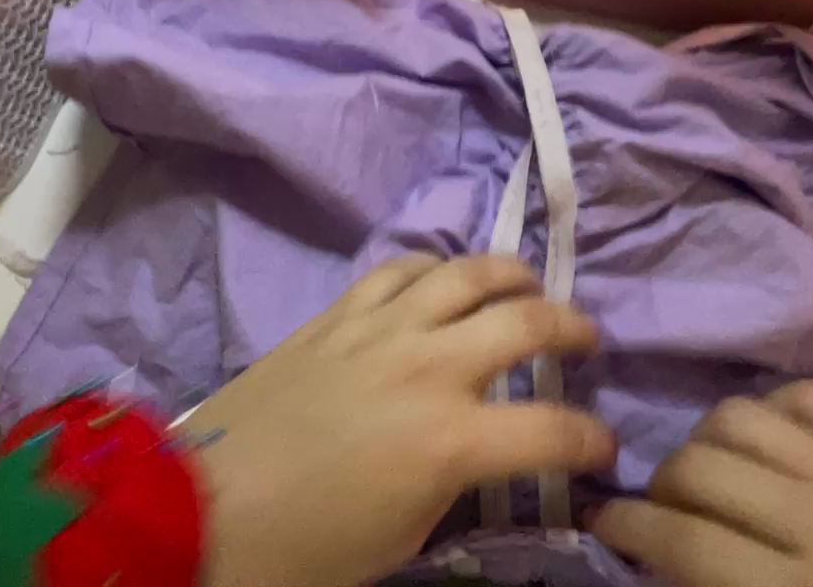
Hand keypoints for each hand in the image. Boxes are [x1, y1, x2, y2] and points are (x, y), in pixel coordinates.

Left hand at [177, 255, 615, 586]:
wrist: (209, 503)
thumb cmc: (308, 544)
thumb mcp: (406, 534)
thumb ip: (458, 481)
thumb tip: (485, 449)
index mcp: (450, 440)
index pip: (553, 431)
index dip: (592, 440)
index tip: (602, 446)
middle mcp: (427, 367)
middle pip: (525, 322)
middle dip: (572, 327)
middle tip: (586, 340)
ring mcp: (381, 328)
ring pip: (465, 273)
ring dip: (511, 274)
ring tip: (529, 284)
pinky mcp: (340, 312)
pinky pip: (398, 268)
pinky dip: (432, 268)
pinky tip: (443, 279)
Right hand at [591, 382, 812, 586]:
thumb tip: (672, 568)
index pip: (687, 543)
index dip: (629, 527)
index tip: (601, 521)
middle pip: (702, 468)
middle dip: (659, 483)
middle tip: (656, 505)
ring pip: (742, 417)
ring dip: (705, 437)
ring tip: (704, 466)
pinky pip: (810, 397)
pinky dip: (775, 407)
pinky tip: (767, 436)